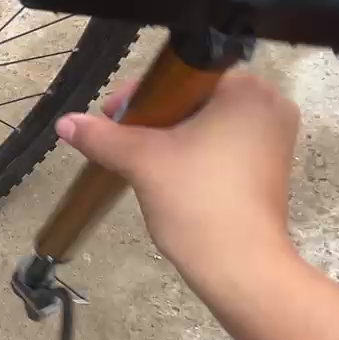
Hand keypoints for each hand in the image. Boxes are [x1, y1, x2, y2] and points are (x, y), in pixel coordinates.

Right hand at [53, 72, 300, 277]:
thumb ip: (102, 137)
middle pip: (195, 98)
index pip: (182, 73)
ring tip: (140, 161)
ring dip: (171, 137)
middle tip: (121, 141)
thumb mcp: (141, 161)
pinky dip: (194, 154)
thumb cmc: (196, 201)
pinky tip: (170, 176)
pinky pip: (223, 146)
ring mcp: (274, 138)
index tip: (112, 116)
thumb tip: (65, 122)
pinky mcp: (269, 168)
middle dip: (153, 118)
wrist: (240, 266)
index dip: (141, 93)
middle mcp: (268, 105)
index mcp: (246, 89)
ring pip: (208, 124)